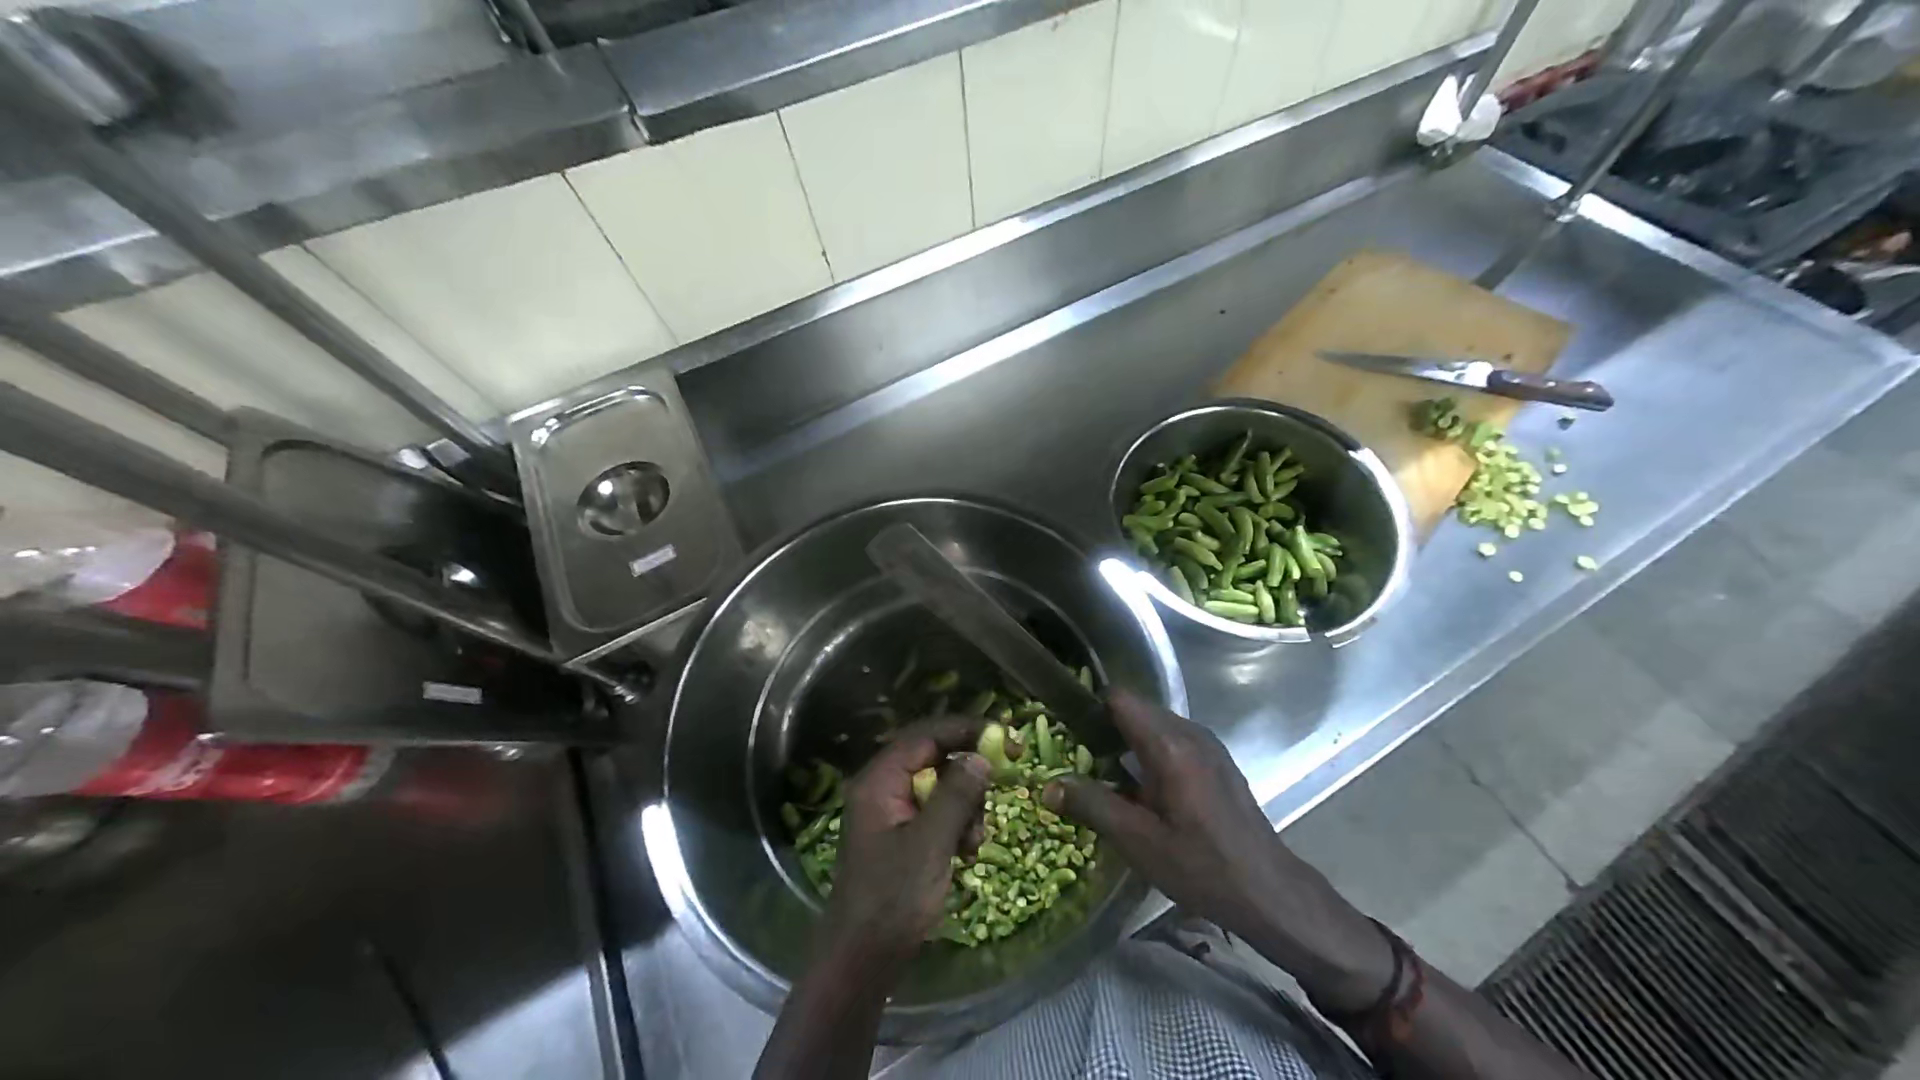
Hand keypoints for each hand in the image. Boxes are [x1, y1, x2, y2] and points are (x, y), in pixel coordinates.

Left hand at [818, 717, 991, 972]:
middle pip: (934, 759)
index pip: (925, 736)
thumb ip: (956, 795)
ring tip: (974, 839)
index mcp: (879, 781)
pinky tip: (966, 853)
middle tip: (1001, 784)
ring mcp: (891, 814)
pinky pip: (936, 814)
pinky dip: (956, 826)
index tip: (1003, 735)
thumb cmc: (893, 898)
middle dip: (968, 776)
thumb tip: (980, 757)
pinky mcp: (902, 837)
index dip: (965, 730)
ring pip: (940, 788)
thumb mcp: (931, 843)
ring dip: (965, 807)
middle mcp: (882, 788)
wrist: (863, 959)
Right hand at [1042, 691, 1392, 1010]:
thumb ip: (1092, 805)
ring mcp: (1208, 745)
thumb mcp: (1138, 841)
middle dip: (1103, 726)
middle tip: (1074, 755)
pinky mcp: (1216, 762)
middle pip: (1136, 710)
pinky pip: (1172, 741)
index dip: (1089, 706)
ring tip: (1098, 771)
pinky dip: (1148, 752)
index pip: (1120, 699)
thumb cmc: (1202, 867)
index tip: (1063, 726)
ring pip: (1154, 725)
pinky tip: (1137, 787)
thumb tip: (1048, 786)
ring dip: (1125, 741)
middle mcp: (1190, 732)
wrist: (1270, 893)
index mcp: (1170, 744)